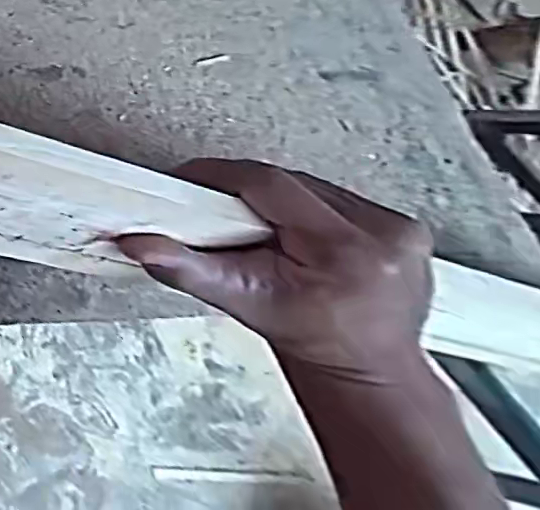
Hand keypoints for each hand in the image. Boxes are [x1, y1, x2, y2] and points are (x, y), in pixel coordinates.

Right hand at [116, 159, 433, 379]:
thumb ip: (183, 268)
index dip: (218, 175)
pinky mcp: (402, 227)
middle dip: (239, 188)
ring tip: (244, 217)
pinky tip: (280, 223)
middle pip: (285, 181)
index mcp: (349, 250)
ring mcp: (401, 230)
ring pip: (303, 183)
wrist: (362, 365)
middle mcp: (386, 234)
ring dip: (264, 193)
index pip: (268, 183)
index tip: (185, 180)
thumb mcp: (236, 299)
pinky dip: (293, 202)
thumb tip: (136, 244)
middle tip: (211, 208)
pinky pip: (326, 194)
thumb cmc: (306, 334)